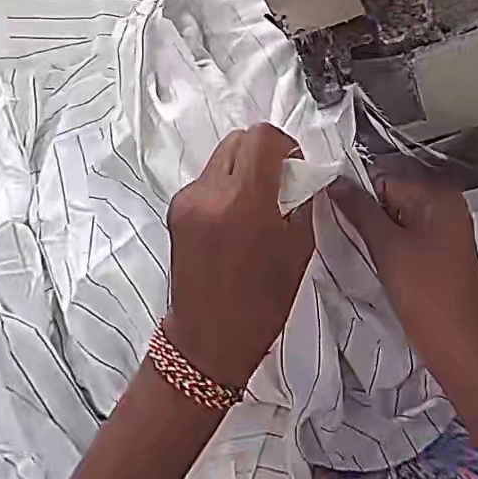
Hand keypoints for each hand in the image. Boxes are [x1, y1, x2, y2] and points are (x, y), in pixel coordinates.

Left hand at [164, 124, 315, 389]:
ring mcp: (187, 201)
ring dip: (245, 168)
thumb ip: (301, 201)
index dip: (285, 144)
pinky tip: (238, 218)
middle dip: (264, 152)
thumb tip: (302, 175)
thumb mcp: (298, 249)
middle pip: (239, 139)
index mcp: (244, 202)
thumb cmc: (260, 304)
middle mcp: (208, 194)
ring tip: (259, 204)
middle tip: (281, 182)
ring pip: (222, 156)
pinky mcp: (175, 210)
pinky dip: (227, 185)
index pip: (261, 137)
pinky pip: (207, 179)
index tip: (295, 166)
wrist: (208, 341)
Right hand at [329, 161, 477, 343]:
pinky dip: (388, 246)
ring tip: (364, 251)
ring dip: (375, 231)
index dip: (356, 191)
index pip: (385, 177)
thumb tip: (339, 185)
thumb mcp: (388, 248)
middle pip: (391, 196)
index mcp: (440, 198)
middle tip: (345, 232)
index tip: (332, 206)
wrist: (456, 344)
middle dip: (366, 213)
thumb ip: (361, 211)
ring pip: (396, 219)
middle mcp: (447, 208)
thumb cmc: (429, 297)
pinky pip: (406, 237)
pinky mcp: (438, 254)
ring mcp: (444, 232)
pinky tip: (378, 262)